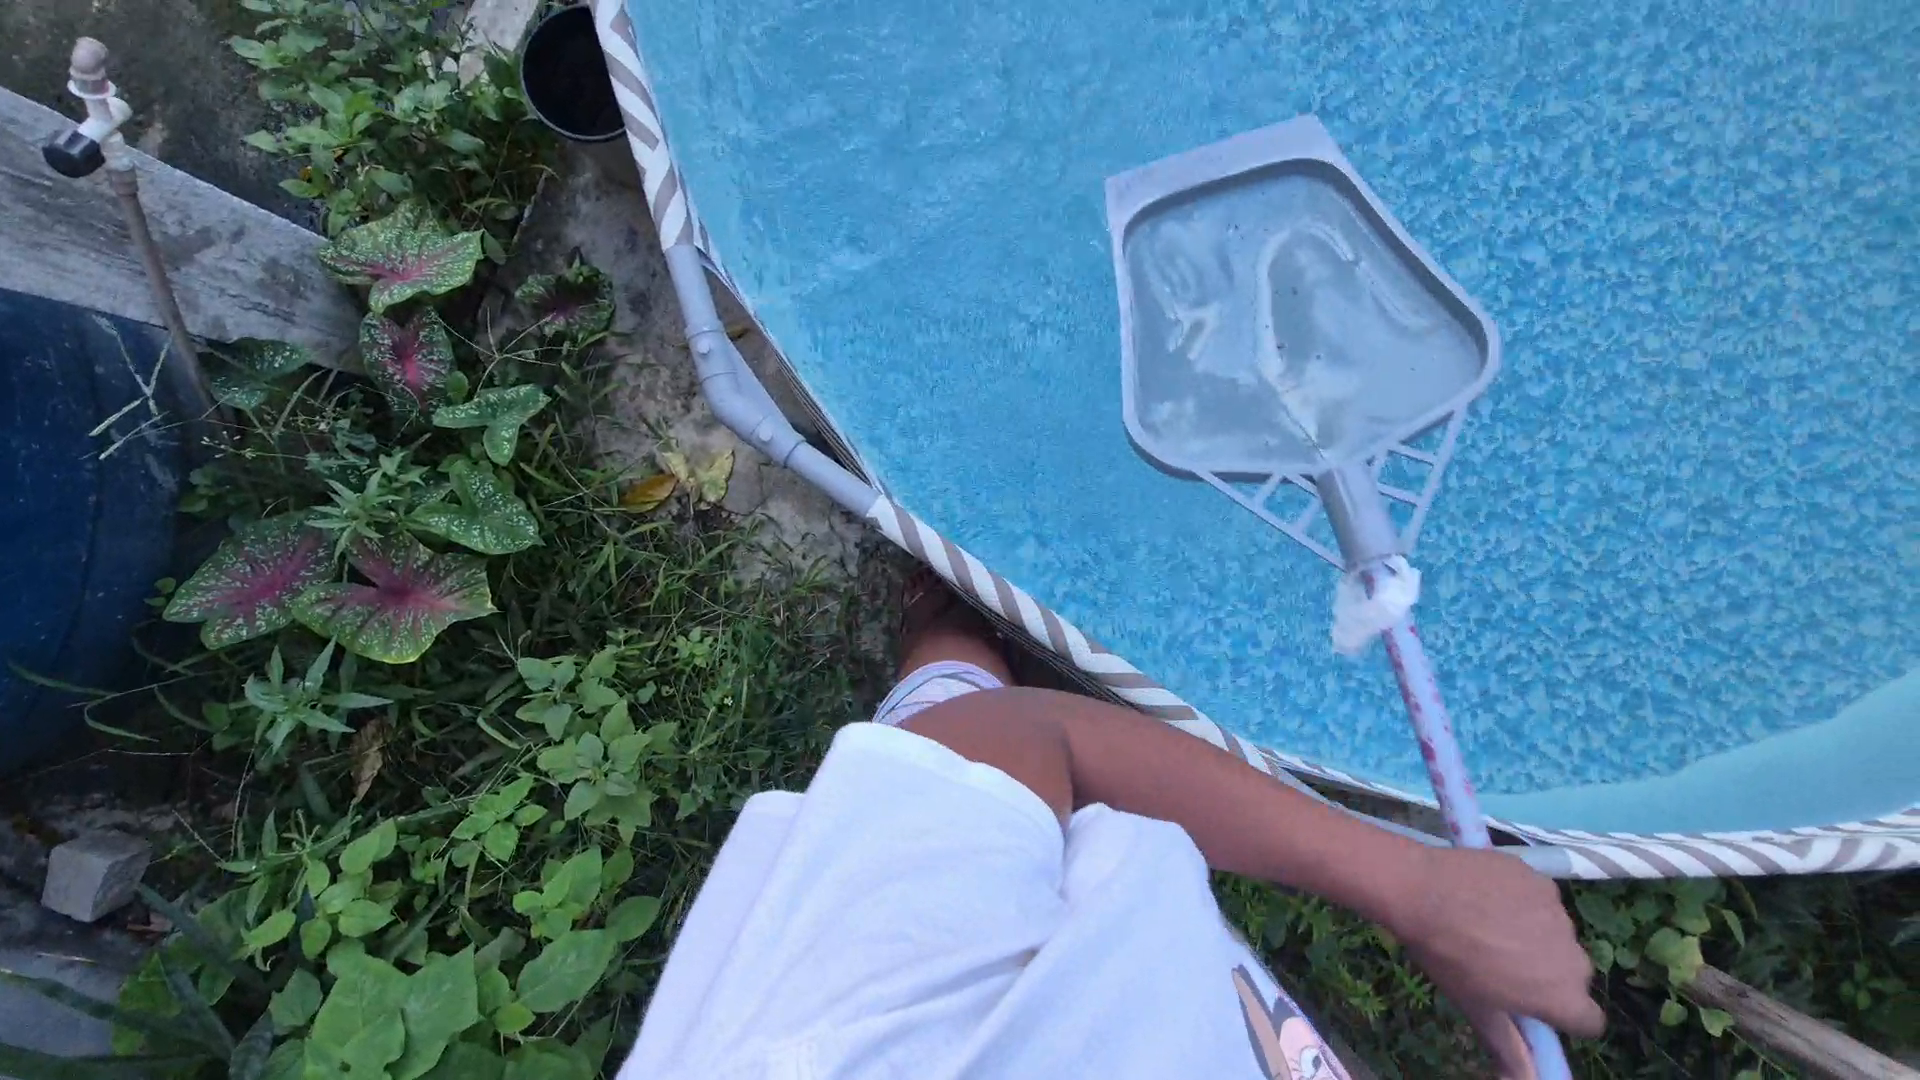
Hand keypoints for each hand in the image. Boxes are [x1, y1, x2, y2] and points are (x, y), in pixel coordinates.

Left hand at [1388, 847, 1602, 1078]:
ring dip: (1530, 929)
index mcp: (1565, 997)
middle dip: (1543, 968)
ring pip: (1553, 930)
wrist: (1417, 891)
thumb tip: (1523, 1079)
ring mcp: (1559, 913)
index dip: (1558, 1011)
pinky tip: (1483, 891)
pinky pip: (1537, 895)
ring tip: (1483, 919)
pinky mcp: (1540, 879)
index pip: (1586, 1018)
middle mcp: (1575, 958)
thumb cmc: (1444, 955)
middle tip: (1495, 953)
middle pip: (1570, 972)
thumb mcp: (1475, 1006)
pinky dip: (1518, 896)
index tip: (1527, 997)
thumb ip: (1508, 1047)